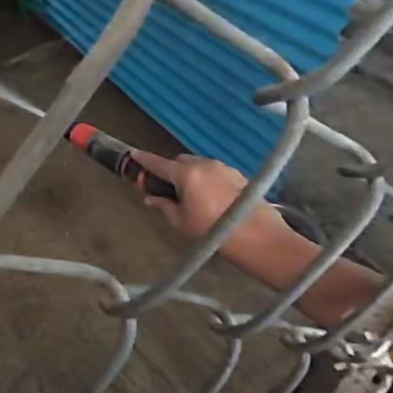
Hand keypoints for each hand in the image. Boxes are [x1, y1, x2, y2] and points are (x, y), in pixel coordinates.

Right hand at [130, 151, 296, 267]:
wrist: (259, 237)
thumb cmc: (212, 231)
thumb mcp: (181, 222)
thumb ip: (163, 206)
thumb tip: (151, 198)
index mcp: (186, 174)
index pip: (159, 163)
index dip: (144, 160)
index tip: (133, 155)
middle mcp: (205, 164)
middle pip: (180, 161)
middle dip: (171, 171)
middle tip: (168, 190)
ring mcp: (224, 168)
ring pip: (199, 165)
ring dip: (190, 175)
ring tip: (191, 197)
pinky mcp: (239, 175)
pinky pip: (215, 172)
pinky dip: (207, 180)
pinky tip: (211, 199)